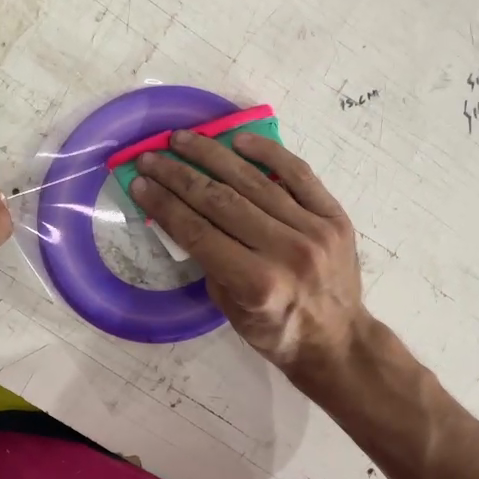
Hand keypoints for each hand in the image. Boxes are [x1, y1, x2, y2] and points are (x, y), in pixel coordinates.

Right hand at [129, 131, 367, 374]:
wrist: (339, 340)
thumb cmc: (276, 331)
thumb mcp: (229, 309)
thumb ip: (209, 262)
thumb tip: (183, 215)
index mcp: (256, 283)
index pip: (198, 232)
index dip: (164, 204)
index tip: (139, 182)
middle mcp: (286, 251)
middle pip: (220, 201)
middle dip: (178, 175)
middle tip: (151, 156)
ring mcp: (314, 230)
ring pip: (253, 181)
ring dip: (212, 155)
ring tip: (183, 138)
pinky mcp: (334, 215)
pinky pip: (298, 174)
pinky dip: (267, 153)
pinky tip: (239, 139)